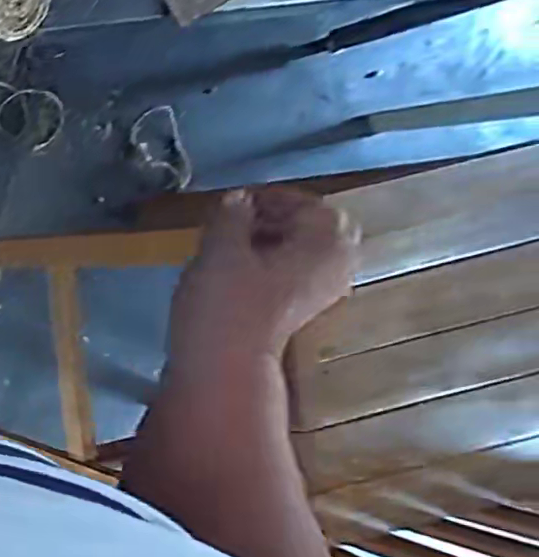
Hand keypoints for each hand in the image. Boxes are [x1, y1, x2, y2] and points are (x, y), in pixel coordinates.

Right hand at [169, 187, 358, 362]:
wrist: (223, 359)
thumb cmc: (223, 302)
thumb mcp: (219, 253)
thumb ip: (229, 219)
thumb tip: (236, 198)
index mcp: (325, 245)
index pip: (311, 205)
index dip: (272, 197)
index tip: (234, 198)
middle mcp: (337, 264)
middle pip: (317, 227)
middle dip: (279, 217)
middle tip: (235, 216)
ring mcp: (322, 288)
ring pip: (306, 249)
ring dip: (274, 238)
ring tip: (231, 240)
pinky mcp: (300, 306)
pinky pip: (296, 269)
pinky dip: (273, 259)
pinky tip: (239, 266)